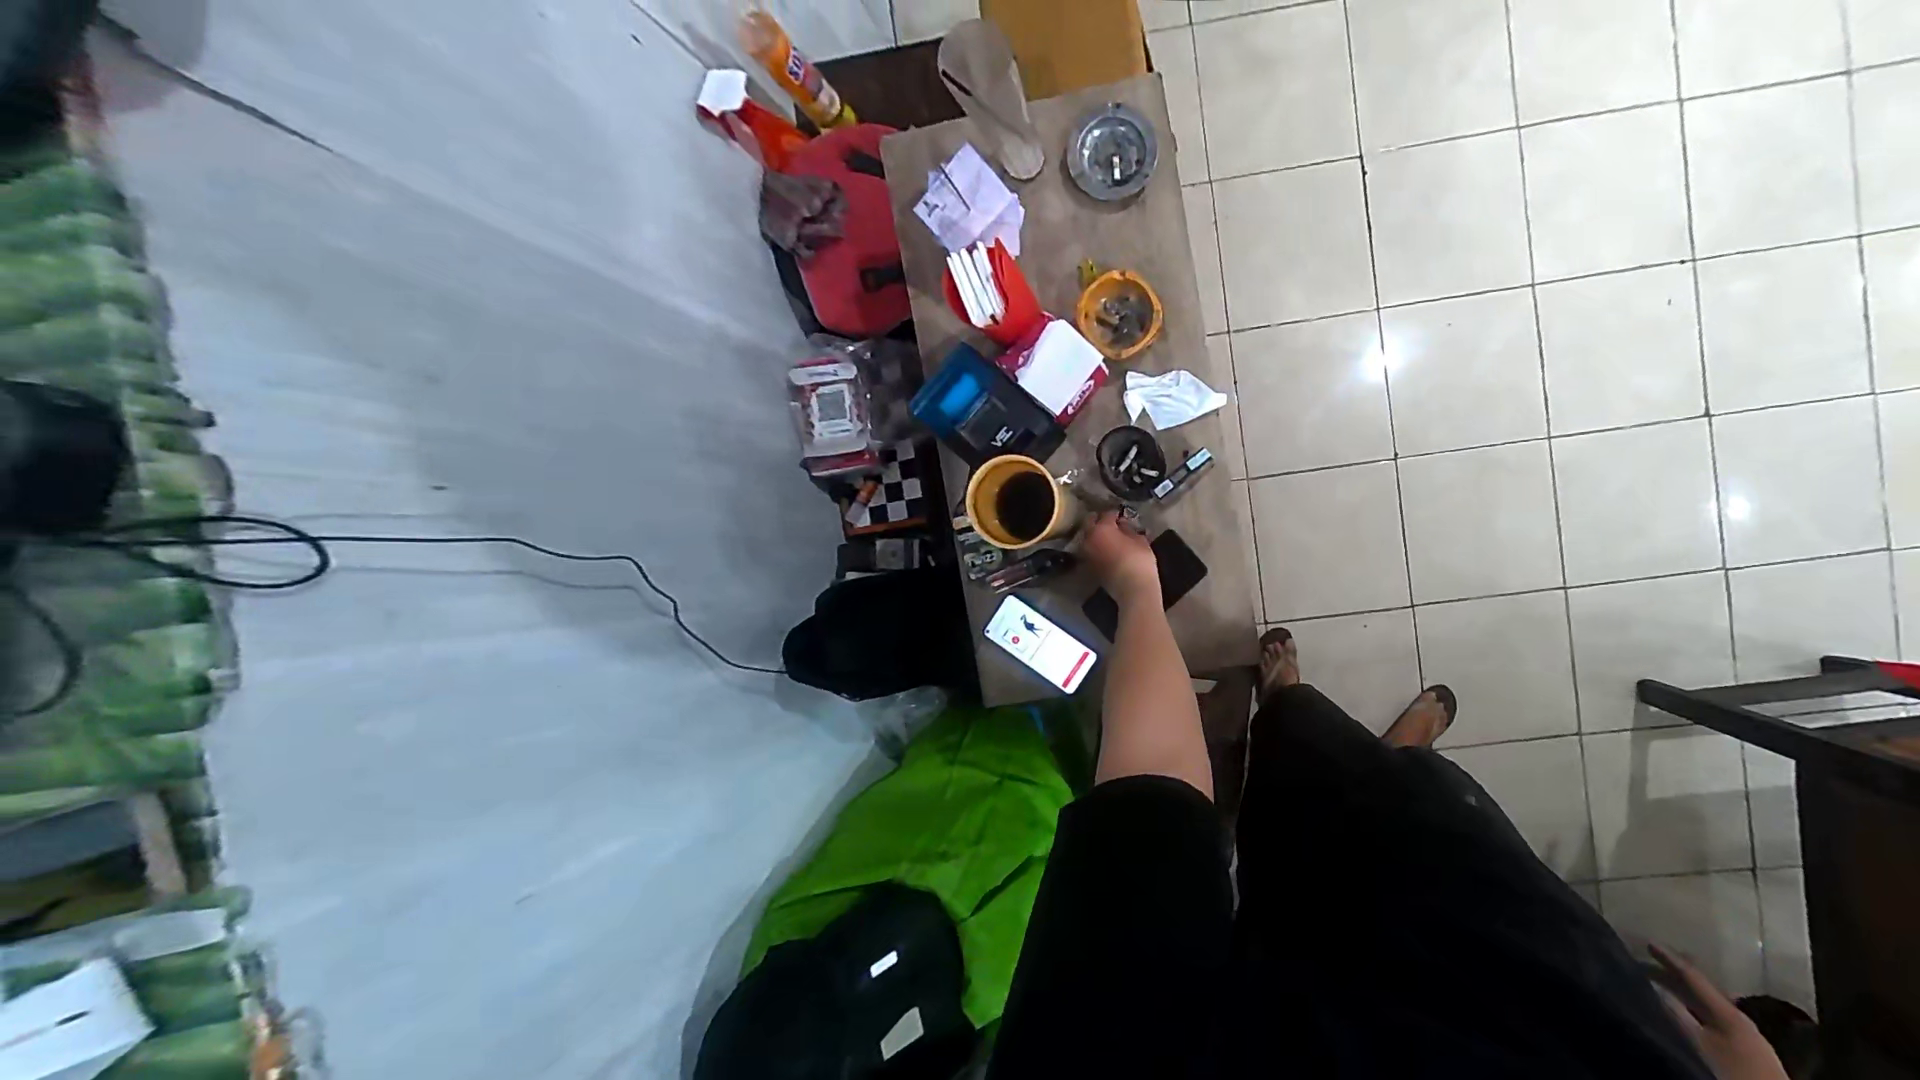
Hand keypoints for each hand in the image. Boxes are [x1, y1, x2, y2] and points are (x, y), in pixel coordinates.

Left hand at [1081, 510, 1157, 604]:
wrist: (1132, 589)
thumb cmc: (1138, 561)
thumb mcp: (1139, 540)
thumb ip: (1128, 529)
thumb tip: (1122, 524)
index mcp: (1101, 529)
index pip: (1106, 514)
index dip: (1115, 513)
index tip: (1121, 514)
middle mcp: (1088, 538)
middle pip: (1090, 523)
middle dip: (1099, 520)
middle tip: (1110, 522)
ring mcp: (1086, 553)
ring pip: (1087, 537)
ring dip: (1095, 534)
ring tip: (1107, 535)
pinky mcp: (1087, 565)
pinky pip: (1089, 549)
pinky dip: (1095, 546)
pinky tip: (1105, 548)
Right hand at [1648, 944, 1789, 1079]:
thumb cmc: (1729, 1070)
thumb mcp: (1696, 1042)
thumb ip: (1674, 1012)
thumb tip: (1653, 987)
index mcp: (1729, 1013)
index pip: (1694, 978)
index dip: (1670, 959)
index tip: (1648, 942)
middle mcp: (1738, 1019)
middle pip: (1700, 990)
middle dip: (1672, 975)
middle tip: (1644, 962)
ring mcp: (1745, 1036)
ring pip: (1705, 1005)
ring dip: (1681, 993)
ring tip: (1657, 984)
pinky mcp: (1744, 1051)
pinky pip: (1710, 1018)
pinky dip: (1691, 1008)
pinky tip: (1681, 1011)